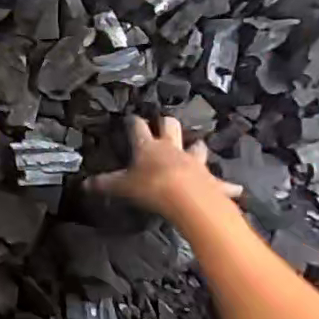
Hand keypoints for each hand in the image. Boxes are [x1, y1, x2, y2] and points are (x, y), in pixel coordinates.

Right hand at [89, 115, 242, 216]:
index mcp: (148, 147)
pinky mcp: (212, 180)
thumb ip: (104, 184)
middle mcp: (172, 149)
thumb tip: (83, 184)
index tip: (129, 117)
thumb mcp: (122, 187)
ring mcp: (194, 162)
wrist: (189, 201)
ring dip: (196, 148)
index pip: (137, 127)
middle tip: (163, 121)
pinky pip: (223, 182)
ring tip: (197, 147)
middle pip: (170, 126)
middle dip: (166, 122)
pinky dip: (227, 185)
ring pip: (197, 148)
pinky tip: (235, 188)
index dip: (132, 121)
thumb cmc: (152, 188)